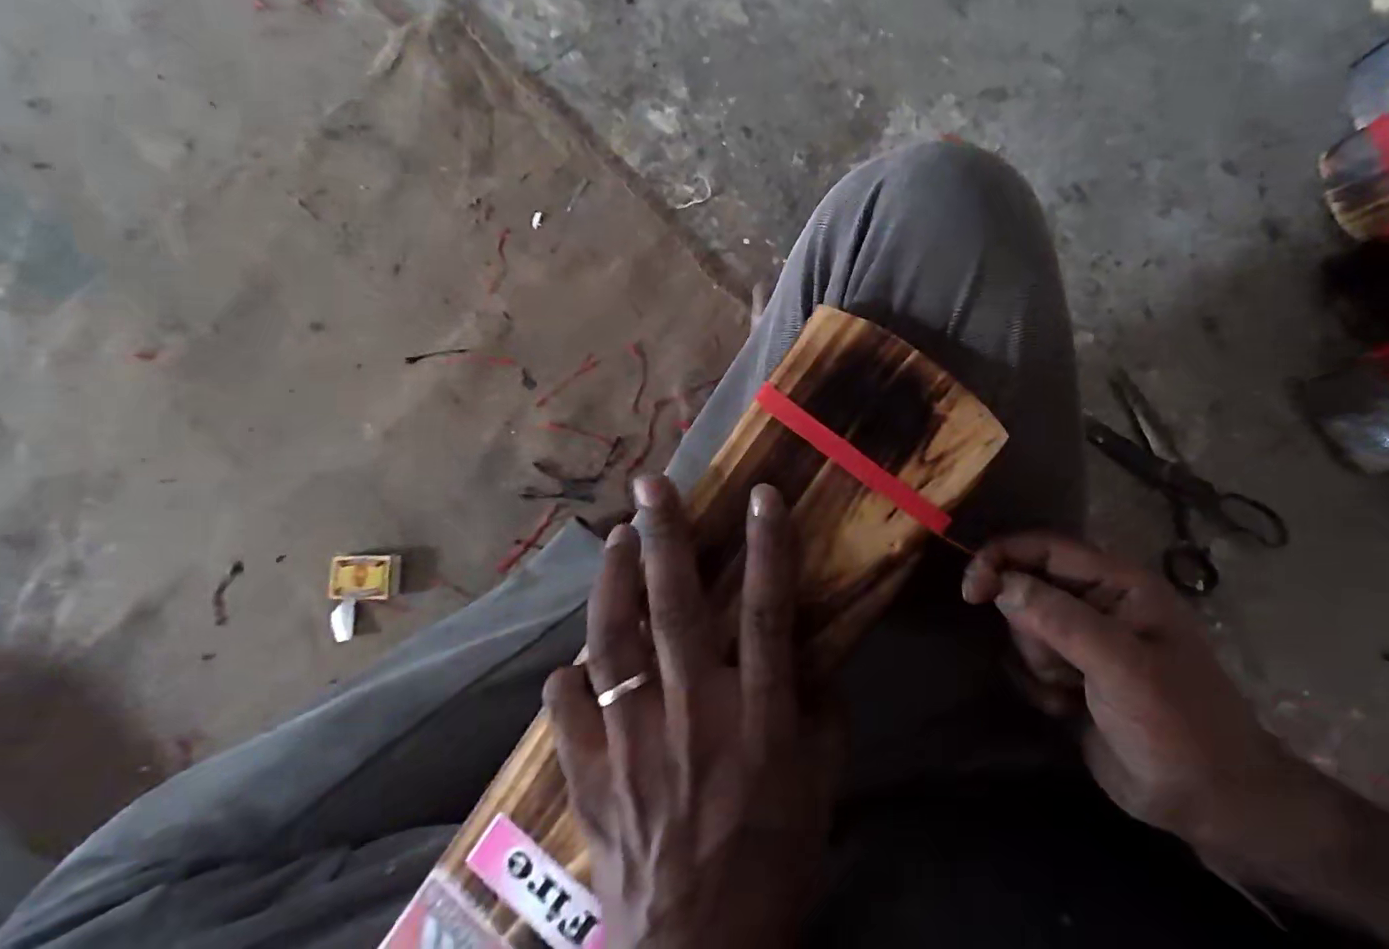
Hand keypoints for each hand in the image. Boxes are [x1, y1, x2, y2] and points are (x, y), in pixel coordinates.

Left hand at [544, 476, 840, 948]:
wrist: (698, 947)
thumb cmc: (772, 860)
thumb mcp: (821, 787)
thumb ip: (821, 714)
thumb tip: (811, 657)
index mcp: (755, 715)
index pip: (764, 611)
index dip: (765, 547)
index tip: (761, 494)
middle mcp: (691, 710)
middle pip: (675, 606)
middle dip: (665, 536)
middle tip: (652, 485)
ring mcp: (631, 737)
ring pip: (614, 638)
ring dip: (613, 580)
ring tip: (616, 537)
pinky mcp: (589, 768)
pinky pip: (567, 704)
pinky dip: (569, 674)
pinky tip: (576, 658)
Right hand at [961, 532, 1320, 860]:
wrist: (1210, 804)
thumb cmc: (1179, 725)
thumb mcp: (1123, 667)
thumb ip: (1061, 619)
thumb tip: (1001, 584)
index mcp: (1121, 585)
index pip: (1046, 548)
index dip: (1003, 558)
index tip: (970, 591)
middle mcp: (1100, 604)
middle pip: (1028, 587)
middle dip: (1027, 626)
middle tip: (1057, 666)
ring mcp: (1085, 642)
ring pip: (1023, 627)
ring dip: (1035, 660)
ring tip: (1070, 692)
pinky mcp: (1072, 676)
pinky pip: (1027, 661)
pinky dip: (1037, 684)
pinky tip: (1066, 709)